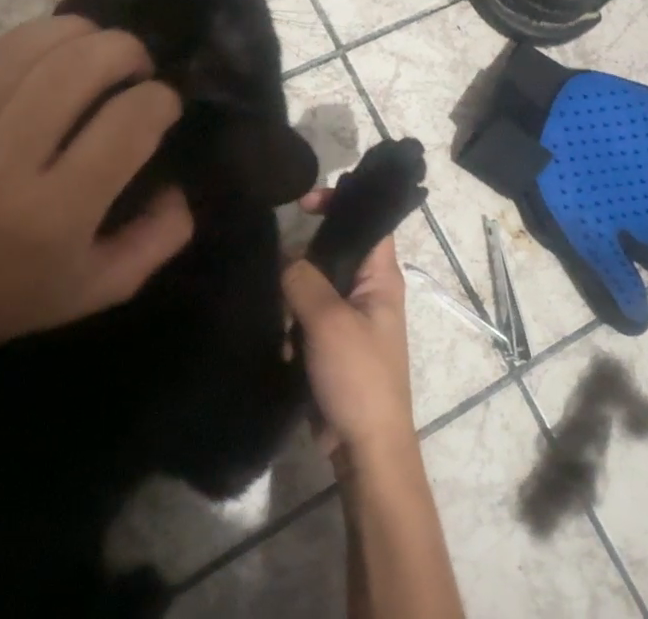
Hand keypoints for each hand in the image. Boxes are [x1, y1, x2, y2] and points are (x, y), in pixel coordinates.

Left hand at [0, 15, 193, 383]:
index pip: (123, 126)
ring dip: (82, 34)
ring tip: (101, 51)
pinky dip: (36, 37)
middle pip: (77, 68)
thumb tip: (179, 182)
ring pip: (32, 46)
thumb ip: (159, 238)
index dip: (160, 101)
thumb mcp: (105, 287)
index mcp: (53, 216)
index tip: (166, 105)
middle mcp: (5, 165)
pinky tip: (56, 50)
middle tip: (139, 68)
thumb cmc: (18, 298)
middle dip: (126, 51)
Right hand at [282, 190, 414, 463]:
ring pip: (314, 285)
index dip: (342, 203)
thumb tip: (284, 258)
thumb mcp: (329, 320)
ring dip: (291, 288)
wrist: (364, 446)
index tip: (303, 203)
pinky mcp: (329, 346)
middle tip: (270, 244)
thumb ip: (303, 279)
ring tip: (265, 286)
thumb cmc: (358, 377)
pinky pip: (304, 316)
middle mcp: (368, 293)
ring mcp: (348, 321)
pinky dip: (288, 317)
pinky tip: (270, 322)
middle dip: (304, 250)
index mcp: (382, 279)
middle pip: (335, 252)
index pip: (369, 223)